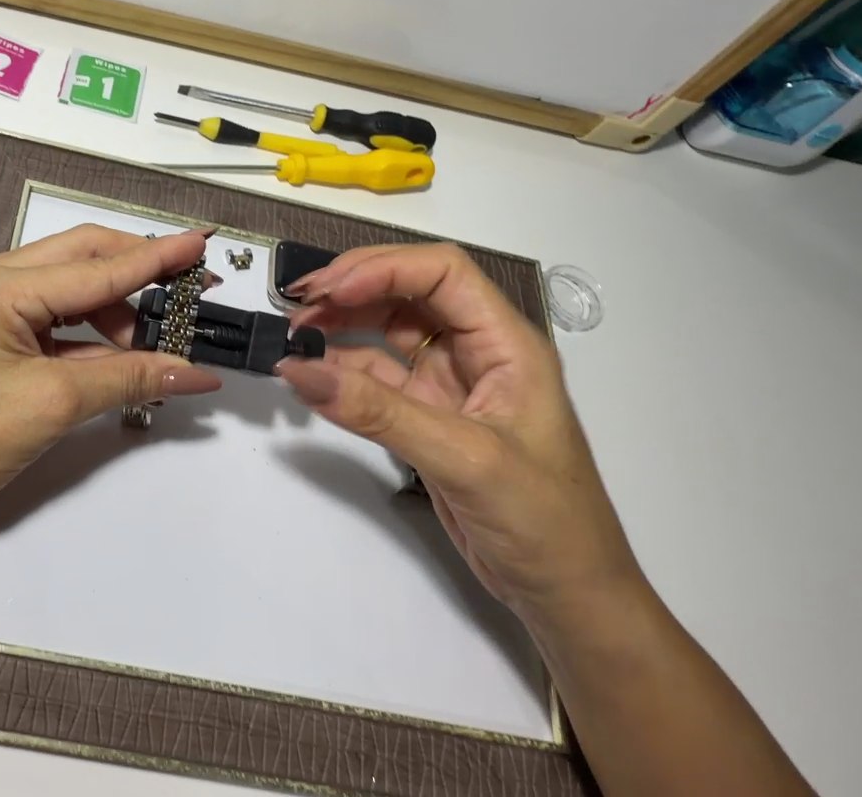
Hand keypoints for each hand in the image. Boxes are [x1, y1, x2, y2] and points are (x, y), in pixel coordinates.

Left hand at [0, 225, 223, 528]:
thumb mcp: (56, 403)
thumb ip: (130, 377)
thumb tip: (193, 372)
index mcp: (0, 286)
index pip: (96, 266)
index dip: (155, 258)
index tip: (201, 245)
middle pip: (84, 259)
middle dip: (138, 273)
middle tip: (189, 291)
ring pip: (74, 288)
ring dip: (117, 311)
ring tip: (154, 348)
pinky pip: (58, 318)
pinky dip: (94, 334)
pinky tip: (125, 355)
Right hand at [276, 244, 642, 621]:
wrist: (567, 593)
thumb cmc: (543, 519)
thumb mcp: (462, 457)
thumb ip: (378, 412)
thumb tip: (297, 371)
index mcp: (506, 344)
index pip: (442, 275)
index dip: (383, 269)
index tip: (328, 291)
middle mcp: (478, 352)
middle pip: (409, 293)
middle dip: (354, 289)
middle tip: (298, 304)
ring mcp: (451, 385)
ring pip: (388, 332)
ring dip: (342, 325)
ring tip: (294, 332)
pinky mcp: (429, 417)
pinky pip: (377, 378)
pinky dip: (341, 371)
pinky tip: (311, 375)